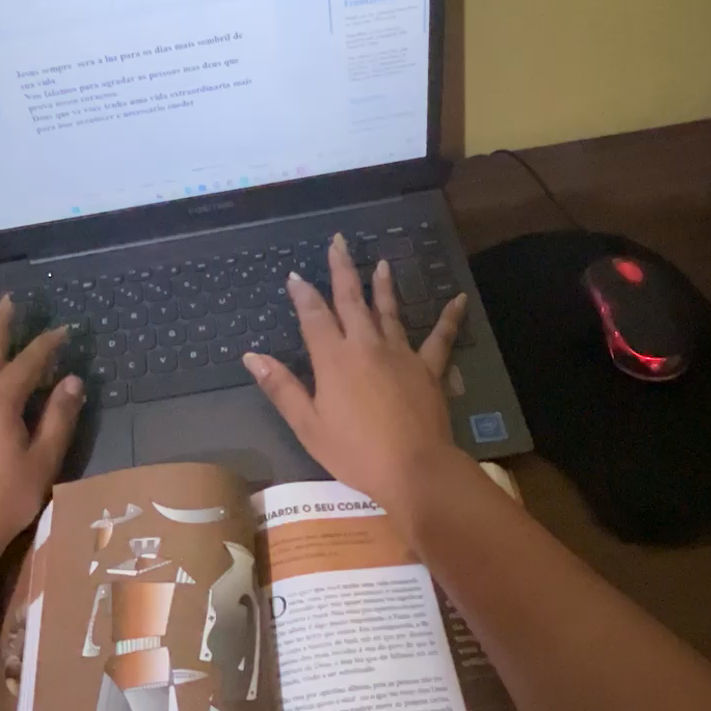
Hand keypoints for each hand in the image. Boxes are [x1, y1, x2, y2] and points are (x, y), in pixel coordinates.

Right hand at [244, 233, 468, 512]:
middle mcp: (367, 345)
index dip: (304, 294)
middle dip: (342, 270)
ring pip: (389, 311)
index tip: (296, 275)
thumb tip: (252, 356)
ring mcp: (401, 353)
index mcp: (334, 359)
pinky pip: (441, 338)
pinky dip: (449, 318)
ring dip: (382, 286)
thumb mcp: (308, 425)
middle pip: (352, 300)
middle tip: (339, 242)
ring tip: (380, 263)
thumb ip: (281, 387)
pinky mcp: (429, 368)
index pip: (314, 316)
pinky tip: (459, 300)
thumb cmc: (354, 452)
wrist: (413, 468)